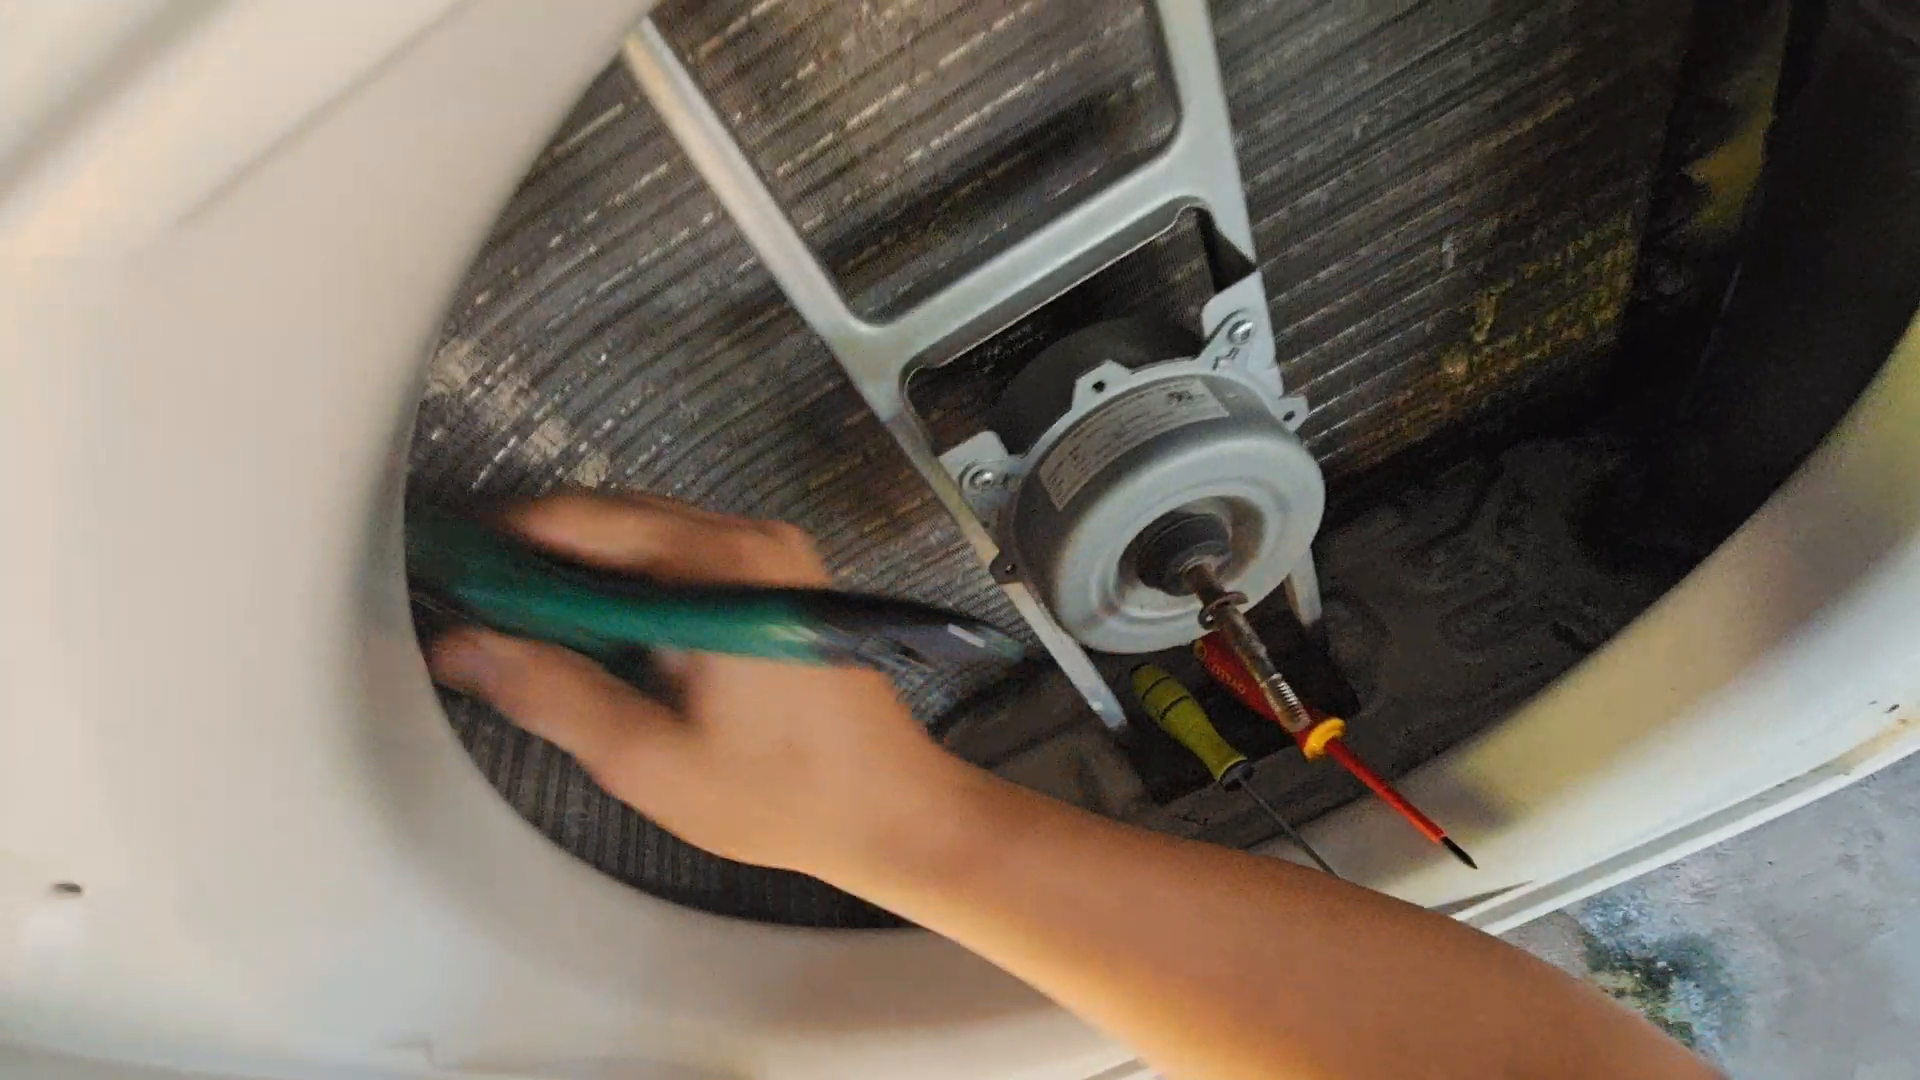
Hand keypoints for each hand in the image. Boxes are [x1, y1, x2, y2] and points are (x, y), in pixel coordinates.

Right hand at [427, 493, 974, 879]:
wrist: (890, 805)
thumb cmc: (781, 792)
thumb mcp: (649, 757)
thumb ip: (552, 693)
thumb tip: (463, 647)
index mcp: (724, 566)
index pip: (587, 521)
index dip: (510, 546)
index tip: (454, 578)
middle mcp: (756, 539)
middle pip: (625, 520)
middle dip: (552, 560)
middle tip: (494, 617)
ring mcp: (781, 554)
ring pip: (659, 537)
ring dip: (599, 574)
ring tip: (548, 635)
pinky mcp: (790, 579)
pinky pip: (697, 558)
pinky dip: (648, 584)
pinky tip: (622, 637)